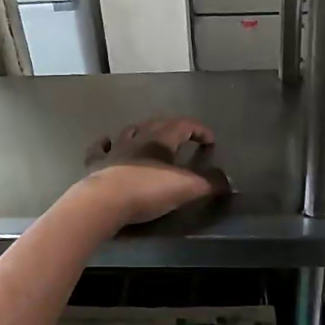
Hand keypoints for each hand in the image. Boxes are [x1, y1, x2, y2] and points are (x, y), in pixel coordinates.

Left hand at [73, 117, 229, 227]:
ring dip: (143, 132)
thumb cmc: (149, 190)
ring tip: (150, 137)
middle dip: (173, 128)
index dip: (200, 130)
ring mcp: (115, 149)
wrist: (106, 201)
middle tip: (183, 137)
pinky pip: (100, 148)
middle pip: (158, 124)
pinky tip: (107, 142)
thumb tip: (227, 181)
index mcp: (161, 139)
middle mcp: (138, 137)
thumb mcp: (187, 188)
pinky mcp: (97, 164)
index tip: (210, 141)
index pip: (185, 125)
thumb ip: (210, 183)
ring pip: (130, 132)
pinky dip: (105, 143)